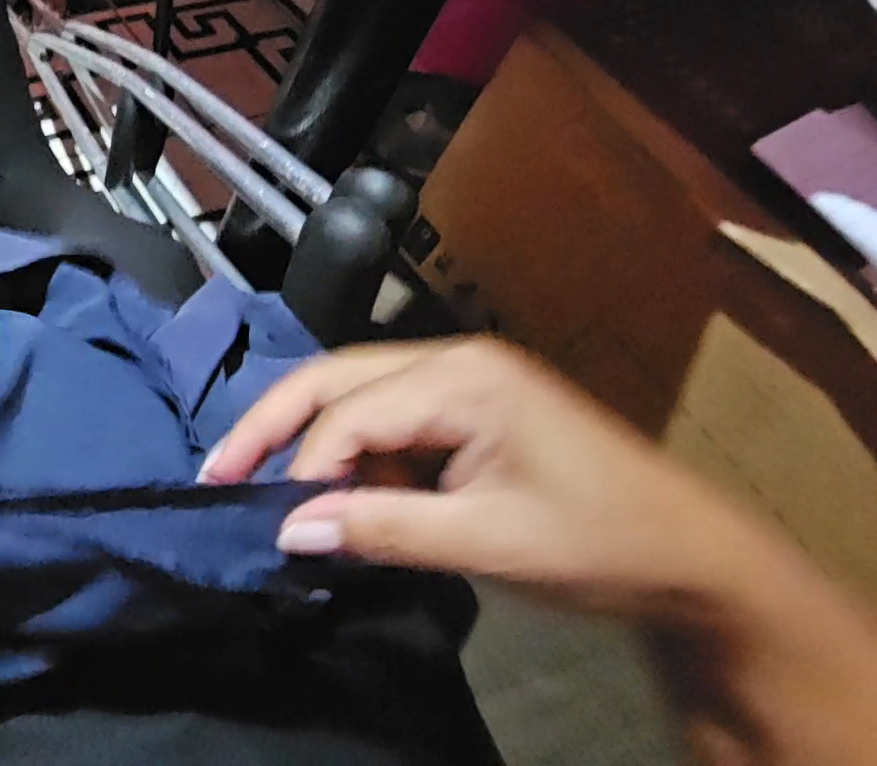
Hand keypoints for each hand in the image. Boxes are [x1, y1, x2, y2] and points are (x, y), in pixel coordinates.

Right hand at [199, 337, 766, 620]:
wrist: (705, 566)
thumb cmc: (605, 545)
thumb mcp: (487, 542)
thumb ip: (379, 529)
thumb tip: (286, 532)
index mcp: (462, 378)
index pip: (348, 413)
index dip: (302, 466)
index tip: (274, 520)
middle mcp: (448, 359)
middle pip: (329, 379)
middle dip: (269, 426)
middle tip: (218, 469)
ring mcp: (455, 376)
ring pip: (346, 393)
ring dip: (311, 442)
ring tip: (280, 490)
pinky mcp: (459, 402)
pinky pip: (379, 416)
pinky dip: (353, 454)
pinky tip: (347, 490)